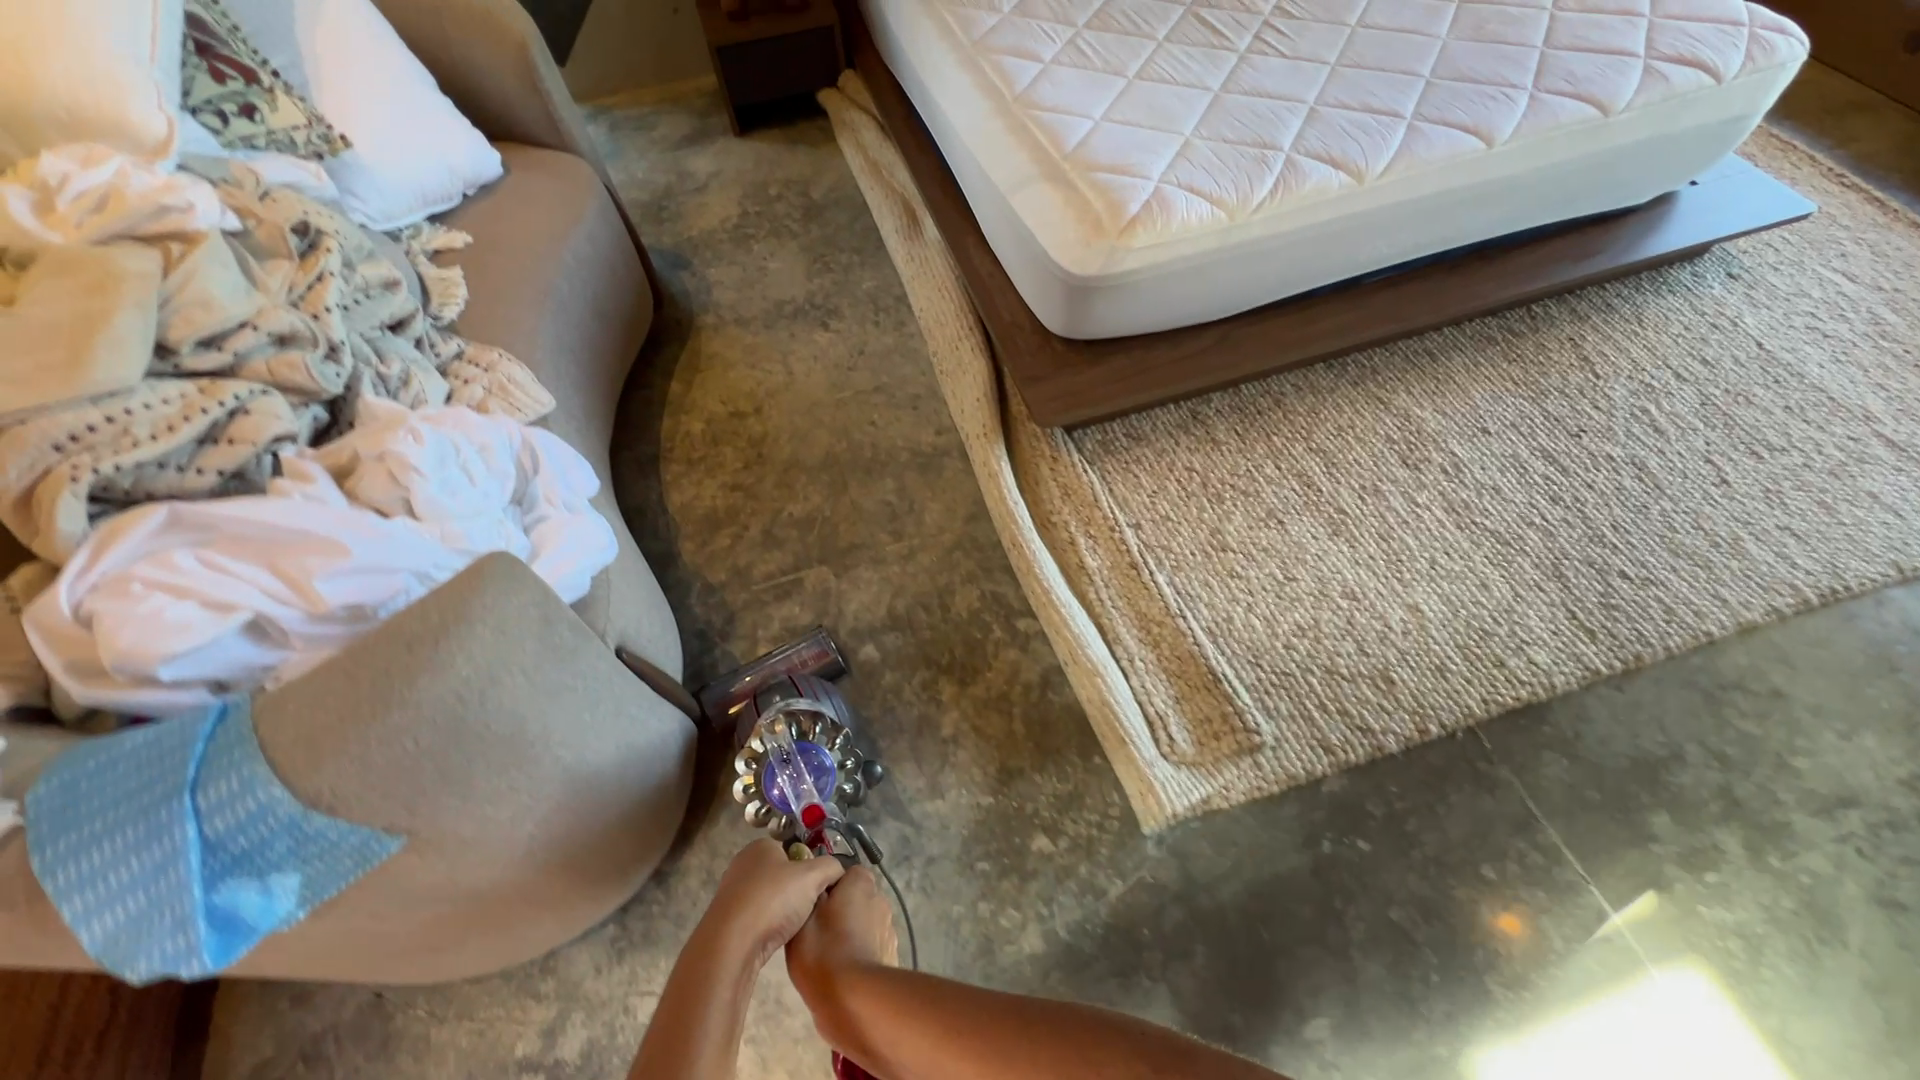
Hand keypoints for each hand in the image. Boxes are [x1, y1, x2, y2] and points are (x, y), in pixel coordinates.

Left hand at [698, 839, 844, 968]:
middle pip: (785, 874)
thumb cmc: (773, 900)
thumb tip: (837, 871)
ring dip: (786, 909)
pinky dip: (771, 924)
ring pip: (772, 897)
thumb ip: (831, 867)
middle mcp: (744, 863)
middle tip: (813, 906)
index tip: (821, 886)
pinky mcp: (728, 918)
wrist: (732, 943)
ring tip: (797, 924)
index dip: (812, 867)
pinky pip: (759, 916)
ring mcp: (733, 892)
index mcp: (761, 846)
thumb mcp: (813, 876)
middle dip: (800, 889)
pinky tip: (779, 936)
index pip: (796, 850)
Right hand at [785, 865, 898, 1014]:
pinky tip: (844, 973)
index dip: (829, 888)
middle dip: (841, 911)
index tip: (813, 907)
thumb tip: (818, 886)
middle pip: (857, 899)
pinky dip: (861, 955)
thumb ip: (811, 896)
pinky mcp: (891, 956)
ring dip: (852, 934)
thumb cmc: (823, 951)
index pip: (846, 873)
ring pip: (864, 924)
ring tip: (829, 957)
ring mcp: (889, 929)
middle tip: (818, 933)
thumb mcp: (803, 918)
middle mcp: (880, 900)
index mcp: (861, 883)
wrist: (853, 998)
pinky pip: (871, 948)